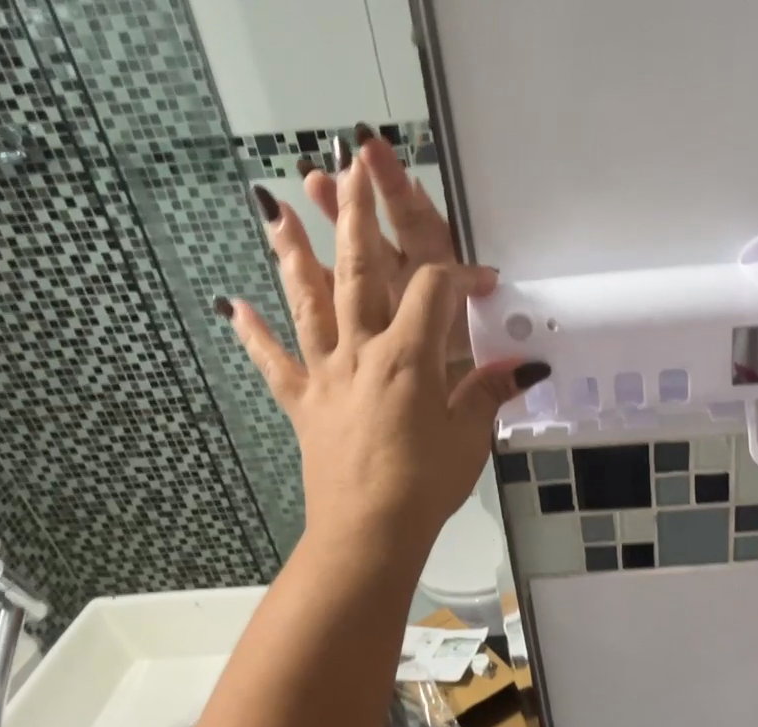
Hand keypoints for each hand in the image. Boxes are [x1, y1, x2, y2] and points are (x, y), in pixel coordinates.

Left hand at [218, 153, 550, 547]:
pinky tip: (231, 306)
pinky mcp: (304, 404)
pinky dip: (253, 334)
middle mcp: (361, 351)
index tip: (483, 279)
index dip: (462, 274)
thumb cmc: (424, 486)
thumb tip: (526, 366)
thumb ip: (489, 394)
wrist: (367, 533)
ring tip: (273, 205)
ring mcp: (326, 375)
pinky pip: (274, 362)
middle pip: (358, 270)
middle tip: (344, 163)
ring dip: (291, 251)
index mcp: (408, 357)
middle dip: (355, 214)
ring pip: (306, 300)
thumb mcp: (469, 439)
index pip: (435, 290)